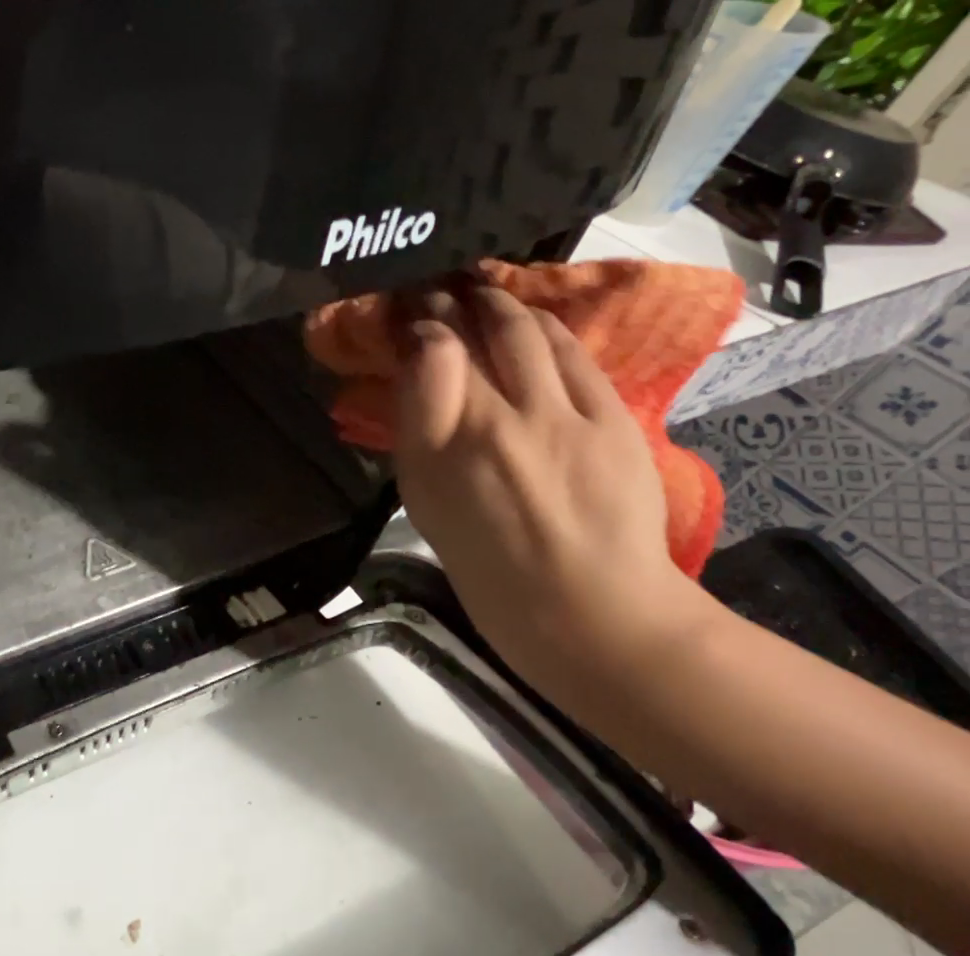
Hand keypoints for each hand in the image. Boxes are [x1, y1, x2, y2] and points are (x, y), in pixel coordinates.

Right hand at [391, 283, 714, 693]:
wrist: (587, 608)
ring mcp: (562, 416)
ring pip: (526, 333)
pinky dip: (547, 327)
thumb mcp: (428, 506)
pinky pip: (573, 354)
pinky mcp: (612, 418)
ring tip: (482, 289)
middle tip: (439, 284)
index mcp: (442, 454)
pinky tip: (534, 320)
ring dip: (501, 303)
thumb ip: (419, 434)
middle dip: (454, 299)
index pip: (428, 355)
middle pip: (477, 333)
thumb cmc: (488, 569)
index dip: (416, 321)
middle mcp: (499, 423)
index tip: (406, 309)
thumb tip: (417, 372)